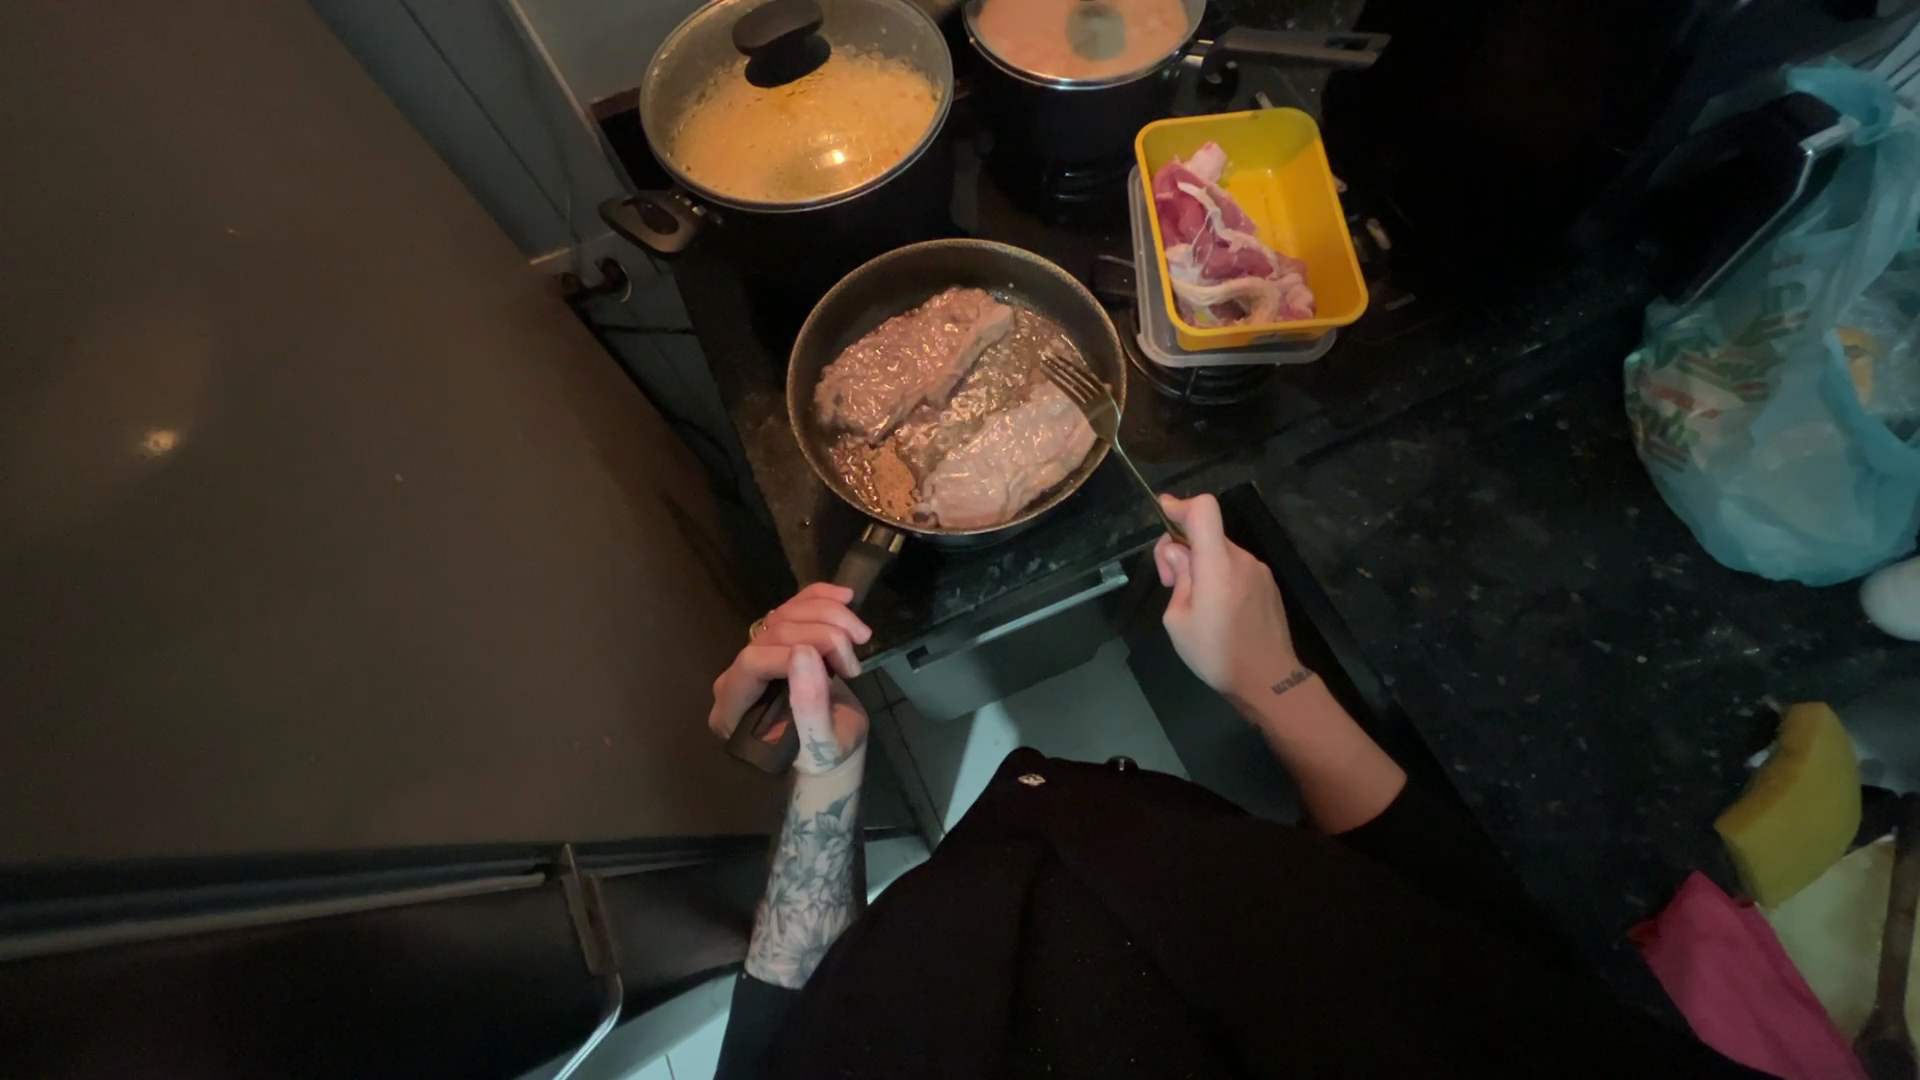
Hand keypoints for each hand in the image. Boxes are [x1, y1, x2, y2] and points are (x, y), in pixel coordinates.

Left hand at [710, 584, 870, 775]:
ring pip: (787, 613)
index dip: (793, 652)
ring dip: (830, 614)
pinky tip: (847, 597)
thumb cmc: (823, 757)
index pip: (752, 663)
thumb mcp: (822, 743)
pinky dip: (823, 597)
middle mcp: (737, 675)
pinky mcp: (783, 639)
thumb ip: (809, 705)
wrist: (834, 752)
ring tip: (861, 637)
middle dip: (823, 635)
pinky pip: (796, 606)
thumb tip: (804, 652)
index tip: (834, 663)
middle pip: (774, 633)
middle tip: (854, 663)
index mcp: (733, 708)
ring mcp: (759, 653)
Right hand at [1153, 494, 1303, 702]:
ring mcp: (1258, 571)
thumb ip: (1178, 578)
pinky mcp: (1267, 584)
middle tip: (1170, 583)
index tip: (1164, 513)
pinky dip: (1218, 575)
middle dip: (1182, 548)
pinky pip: (1235, 567)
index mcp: (1218, 565)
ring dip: (1201, 565)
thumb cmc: (1215, 653)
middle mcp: (1241, 559)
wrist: (1268, 680)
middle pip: (1207, 531)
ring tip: (1195, 602)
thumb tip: (1177, 554)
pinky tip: (1216, 608)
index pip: (1204, 510)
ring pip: (1220, 551)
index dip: (1180, 505)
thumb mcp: (1177, 619)